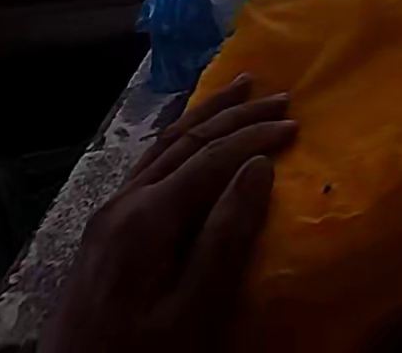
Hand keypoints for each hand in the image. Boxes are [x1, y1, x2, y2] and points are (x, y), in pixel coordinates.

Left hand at [41, 74, 294, 352]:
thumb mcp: (194, 313)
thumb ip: (226, 236)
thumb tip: (259, 165)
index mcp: (145, 218)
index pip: (211, 157)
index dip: (255, 136)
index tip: (294, 124)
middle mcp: (124, 202)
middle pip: (188, 139)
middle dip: (237, 113)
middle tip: (279, 95)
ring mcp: (110, 212)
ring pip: (166, 143)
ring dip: (209, 112)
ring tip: (241, 87)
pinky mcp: (107, 228)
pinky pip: (152, 160)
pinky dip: (183, 133)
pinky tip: (193, 130)